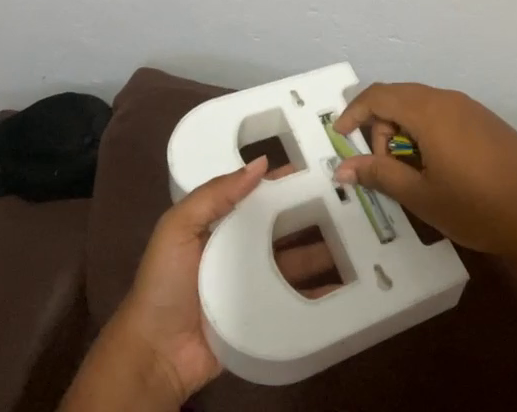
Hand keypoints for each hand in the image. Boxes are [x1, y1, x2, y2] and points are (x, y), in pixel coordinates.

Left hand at [66, 157, 342, 410]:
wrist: (156, 354)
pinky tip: (348, 285)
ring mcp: (254, 284)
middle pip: (284, 227)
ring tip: (360, 239)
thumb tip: (261, 163)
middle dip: (314, 214)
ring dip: (324, 251)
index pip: (259, 197)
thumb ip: (214, 195)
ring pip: (297, 261)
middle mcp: (241, 251)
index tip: (321, 168)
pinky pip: (298, 299)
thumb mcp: (178, 229)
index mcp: (220, 225)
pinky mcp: (265, 315)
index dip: (286, 183)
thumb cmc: (164, 285)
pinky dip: (322, 292)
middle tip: (353, 202)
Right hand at [332, 82, 516, 257]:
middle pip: (400, 96)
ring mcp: (472, 108)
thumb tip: (343, 168)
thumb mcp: (420, 195)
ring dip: (404, 129)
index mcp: (429, 111)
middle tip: (379, 165)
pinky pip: (444, 113)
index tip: (340, 138)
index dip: (354, 113)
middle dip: (380, 125)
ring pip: (423, 105)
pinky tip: (437, 166)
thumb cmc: (475, 206)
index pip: (379, 96)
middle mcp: (449, 100)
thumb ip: (380, 174)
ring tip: (408, 171)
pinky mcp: (488, 122)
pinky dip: (427, 131)